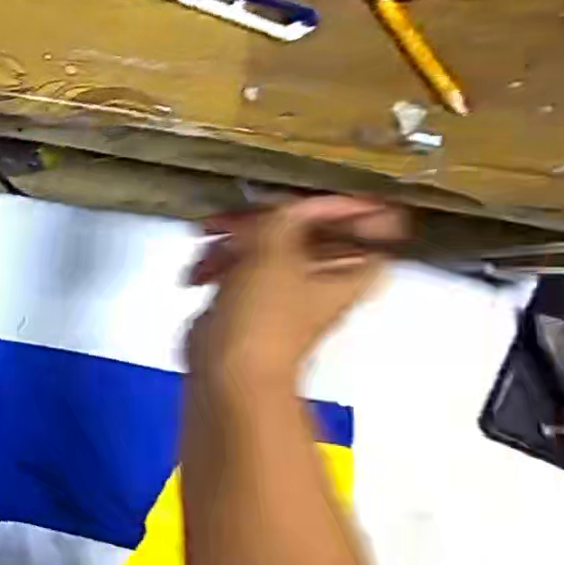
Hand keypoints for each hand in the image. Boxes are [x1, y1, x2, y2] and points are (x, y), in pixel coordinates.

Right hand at [185, 196, 405, 390]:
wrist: (227, 367)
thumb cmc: (262, 317)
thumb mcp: (274, 256)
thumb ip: (282, 218)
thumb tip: (284, 199)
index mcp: (357, 265)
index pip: (365, 217)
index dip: (330, 202)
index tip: (286, 197)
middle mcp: (329, 272)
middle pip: (305, 226)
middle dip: (261, 220)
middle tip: (227, 218)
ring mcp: (287, 284)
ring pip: (264, 242)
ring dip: (230, 241)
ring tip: (205, 248)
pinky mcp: (250, 295)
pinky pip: (239, 262)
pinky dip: (217, 262)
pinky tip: (198, 273)